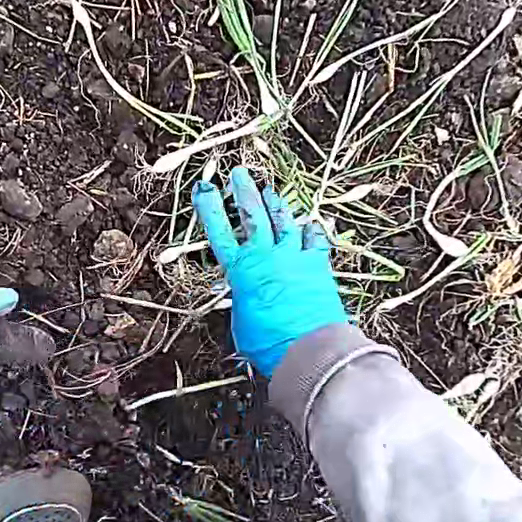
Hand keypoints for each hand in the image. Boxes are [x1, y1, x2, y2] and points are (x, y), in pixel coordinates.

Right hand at [192, 167, 347, 375]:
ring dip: (275, 204)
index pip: (220, 231)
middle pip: (253, 215)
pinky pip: (314, 240)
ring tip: (269, 189)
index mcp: (241, 270)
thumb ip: (243, 300)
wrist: (307, 348)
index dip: (210, 208)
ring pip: (283, 221)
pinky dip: (311, 230)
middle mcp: (266, 256)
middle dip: (244, 191)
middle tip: (239, 173)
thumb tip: (247, 296)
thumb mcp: (242, 321)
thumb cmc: (268, 342)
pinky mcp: (317, 265)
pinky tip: (310, 222)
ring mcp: (293, 256)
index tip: (204, 188)